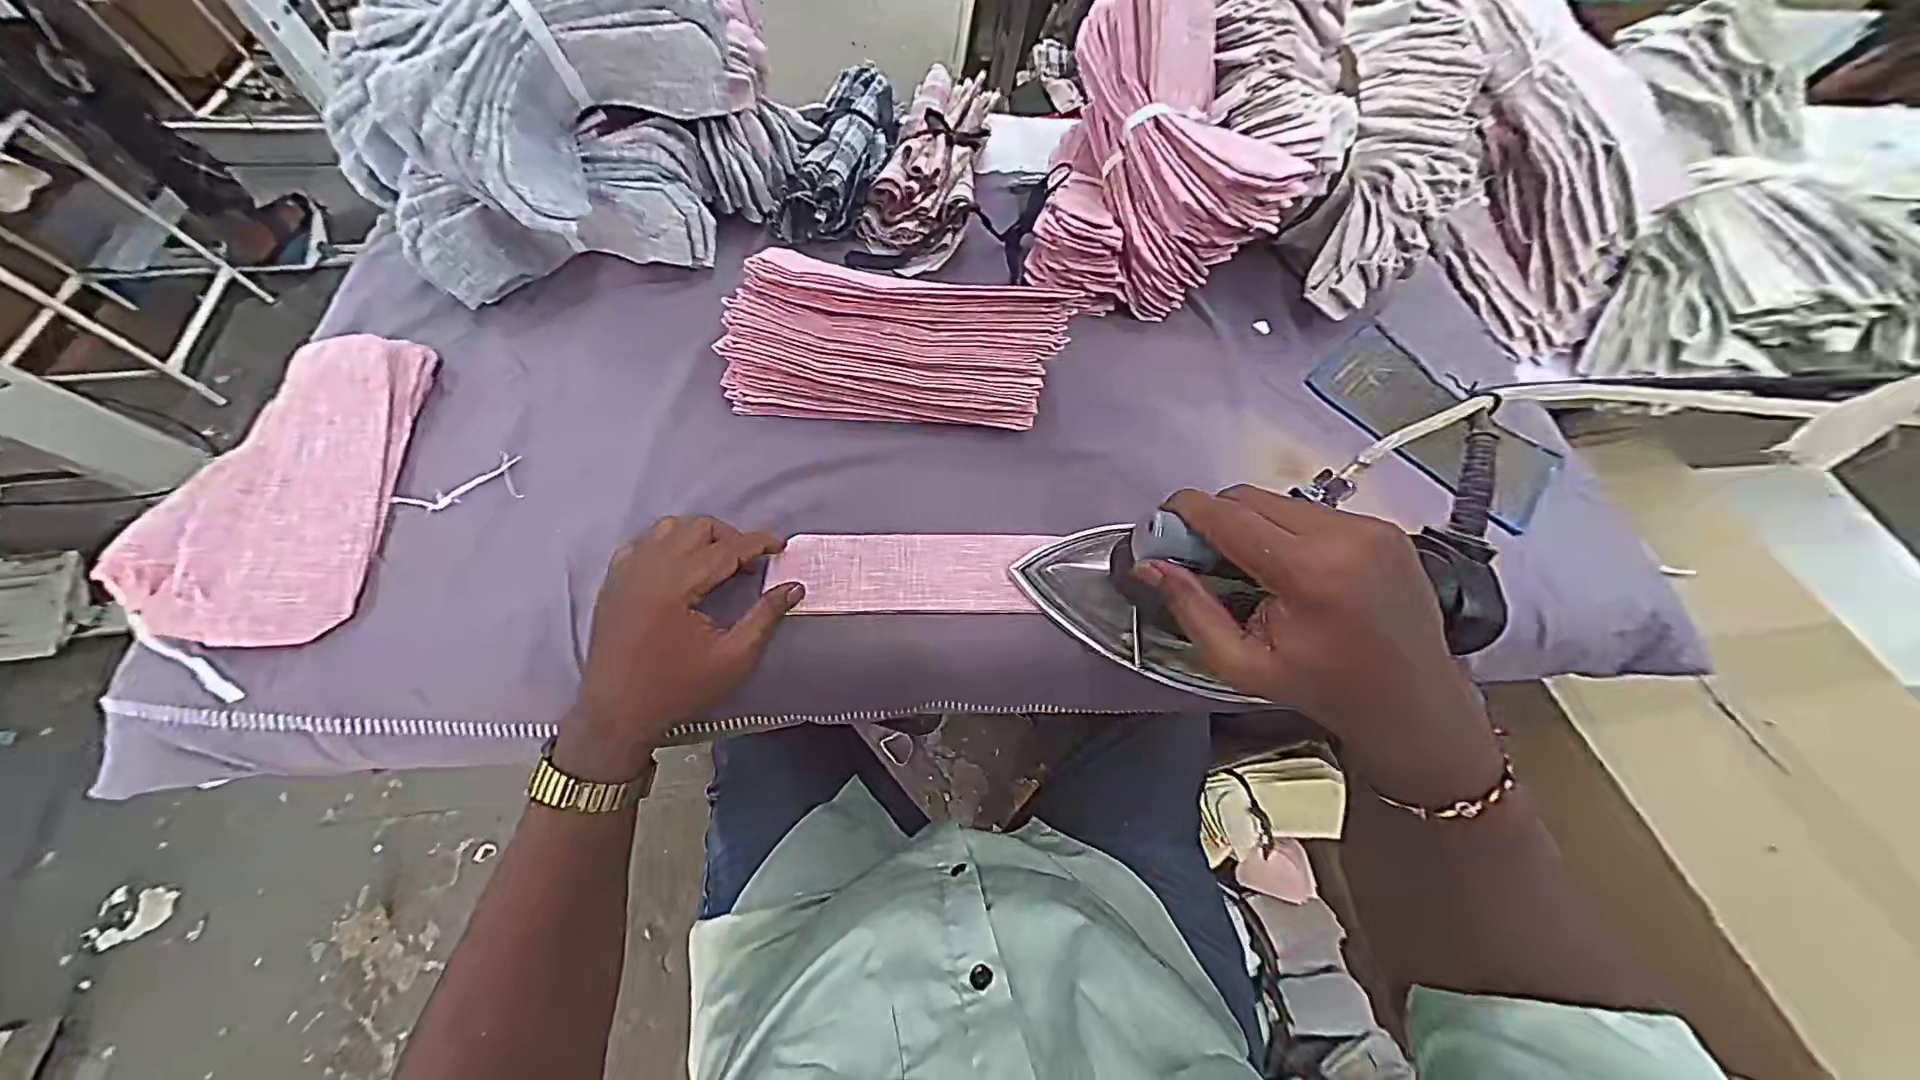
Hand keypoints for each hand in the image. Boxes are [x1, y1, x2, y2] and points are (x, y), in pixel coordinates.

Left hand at [556, 516, 803, 781]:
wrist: (616, 714)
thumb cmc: (677, 688)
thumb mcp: (733, 658)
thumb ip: (765, 616)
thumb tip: (794, 587)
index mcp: (676, 585)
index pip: (726, 548)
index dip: (758, 542)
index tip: (781, 545)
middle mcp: (648, 568)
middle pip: (697, 527)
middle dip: (731, 536)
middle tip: (750, 564)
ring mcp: (625, 572)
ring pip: (668, 528)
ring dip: (699, 537)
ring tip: (718, 563)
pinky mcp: (613, 582)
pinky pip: (644, 543)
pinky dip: (668, 545)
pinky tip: (681, 568)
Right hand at [1137, 486, 1501, 803]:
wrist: (1411, 701)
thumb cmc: (1328, 689)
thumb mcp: (1241, 664)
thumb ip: (1191, 609)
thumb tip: (1154, 568)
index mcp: (1313, 573)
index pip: (1229, 516)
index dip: (1186, 512)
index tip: (1163, 521)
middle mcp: (1347, 537)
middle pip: (1249, 497)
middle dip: (1214, 519)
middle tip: (1199, 554)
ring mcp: (1371, 528)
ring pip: (1278, 500)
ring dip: (1249, 524)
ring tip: (1247, 568)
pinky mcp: (1382, 528)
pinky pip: (1309, 512)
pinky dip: (1283, 530)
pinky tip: (1282, 567)